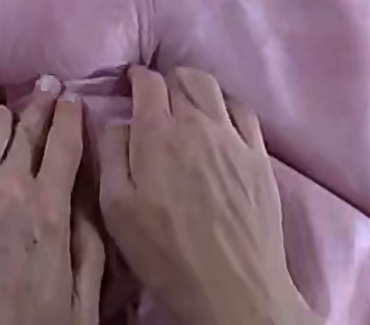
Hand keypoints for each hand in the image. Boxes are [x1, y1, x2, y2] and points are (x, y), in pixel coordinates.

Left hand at [0, 76, 103, 324]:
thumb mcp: (77, 308)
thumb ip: (90, 249)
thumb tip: (90, 197)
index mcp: (49, 211)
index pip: (65, 142)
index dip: (70, 114)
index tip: (71, 100)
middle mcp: (12, 184)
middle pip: (31, 124)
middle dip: (43, 102)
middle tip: (47, 88)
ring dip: (7, 116)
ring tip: (10, 120)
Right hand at [99, 66, 317, 324]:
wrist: (234, 293)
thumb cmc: (166, 253)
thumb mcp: (116, 208)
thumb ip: (111, 153)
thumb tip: (117, 121)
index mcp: (157, 132)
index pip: (147, 80)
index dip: (136, 77)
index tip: (131, 84)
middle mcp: (195, 122)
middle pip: (180, 75)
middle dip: (165, 81)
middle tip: (158, 100)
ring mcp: (231, 136)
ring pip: (211, 86)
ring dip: (194, 87)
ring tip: (188, 105)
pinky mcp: (258, 155)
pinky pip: (242, 110)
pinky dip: (226, 106)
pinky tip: (221, 123)